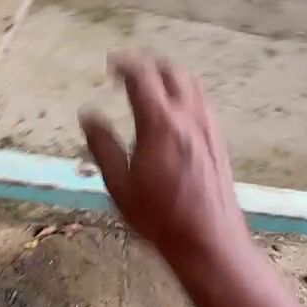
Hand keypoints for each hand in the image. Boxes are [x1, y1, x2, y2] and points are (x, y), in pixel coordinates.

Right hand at [79, 52, 252, 263]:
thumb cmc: (158, 216)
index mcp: (160, 124)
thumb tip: (89, 116)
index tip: (110, 66)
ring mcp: (208, 128)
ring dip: (169, 76)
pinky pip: (202, 102)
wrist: (209, 241)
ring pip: (192, 84)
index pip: (142, 77)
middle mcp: (188, 118)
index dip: (124, 65)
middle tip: (128, 72)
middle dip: (149, 64)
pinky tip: (172, 112)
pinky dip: (184, 94)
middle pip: (172, 71)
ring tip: (150, 86)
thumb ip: (103, 145)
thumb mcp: (119, 184)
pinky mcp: (218, 141)